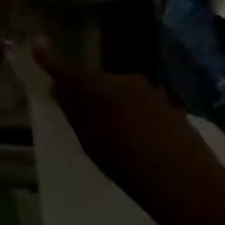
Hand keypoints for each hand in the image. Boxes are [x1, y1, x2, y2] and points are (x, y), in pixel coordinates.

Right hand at [32, 38, 224, 218]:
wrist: (187, 182)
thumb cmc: (129, 165)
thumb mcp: (91, 141)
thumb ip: (73, 110)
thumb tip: (58, 86)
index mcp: (99, 87)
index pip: (67, 70)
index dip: (50, 58)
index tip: (38, 42)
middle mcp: (123, 80)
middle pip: (94, 81)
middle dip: (84, 92)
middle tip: (78, 119)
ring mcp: (149, 89)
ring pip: (117, 91)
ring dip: (109, 105)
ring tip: (111, 138)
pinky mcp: (167, 102)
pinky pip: (136, 102)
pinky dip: (129, 113)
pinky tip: (135, 139)